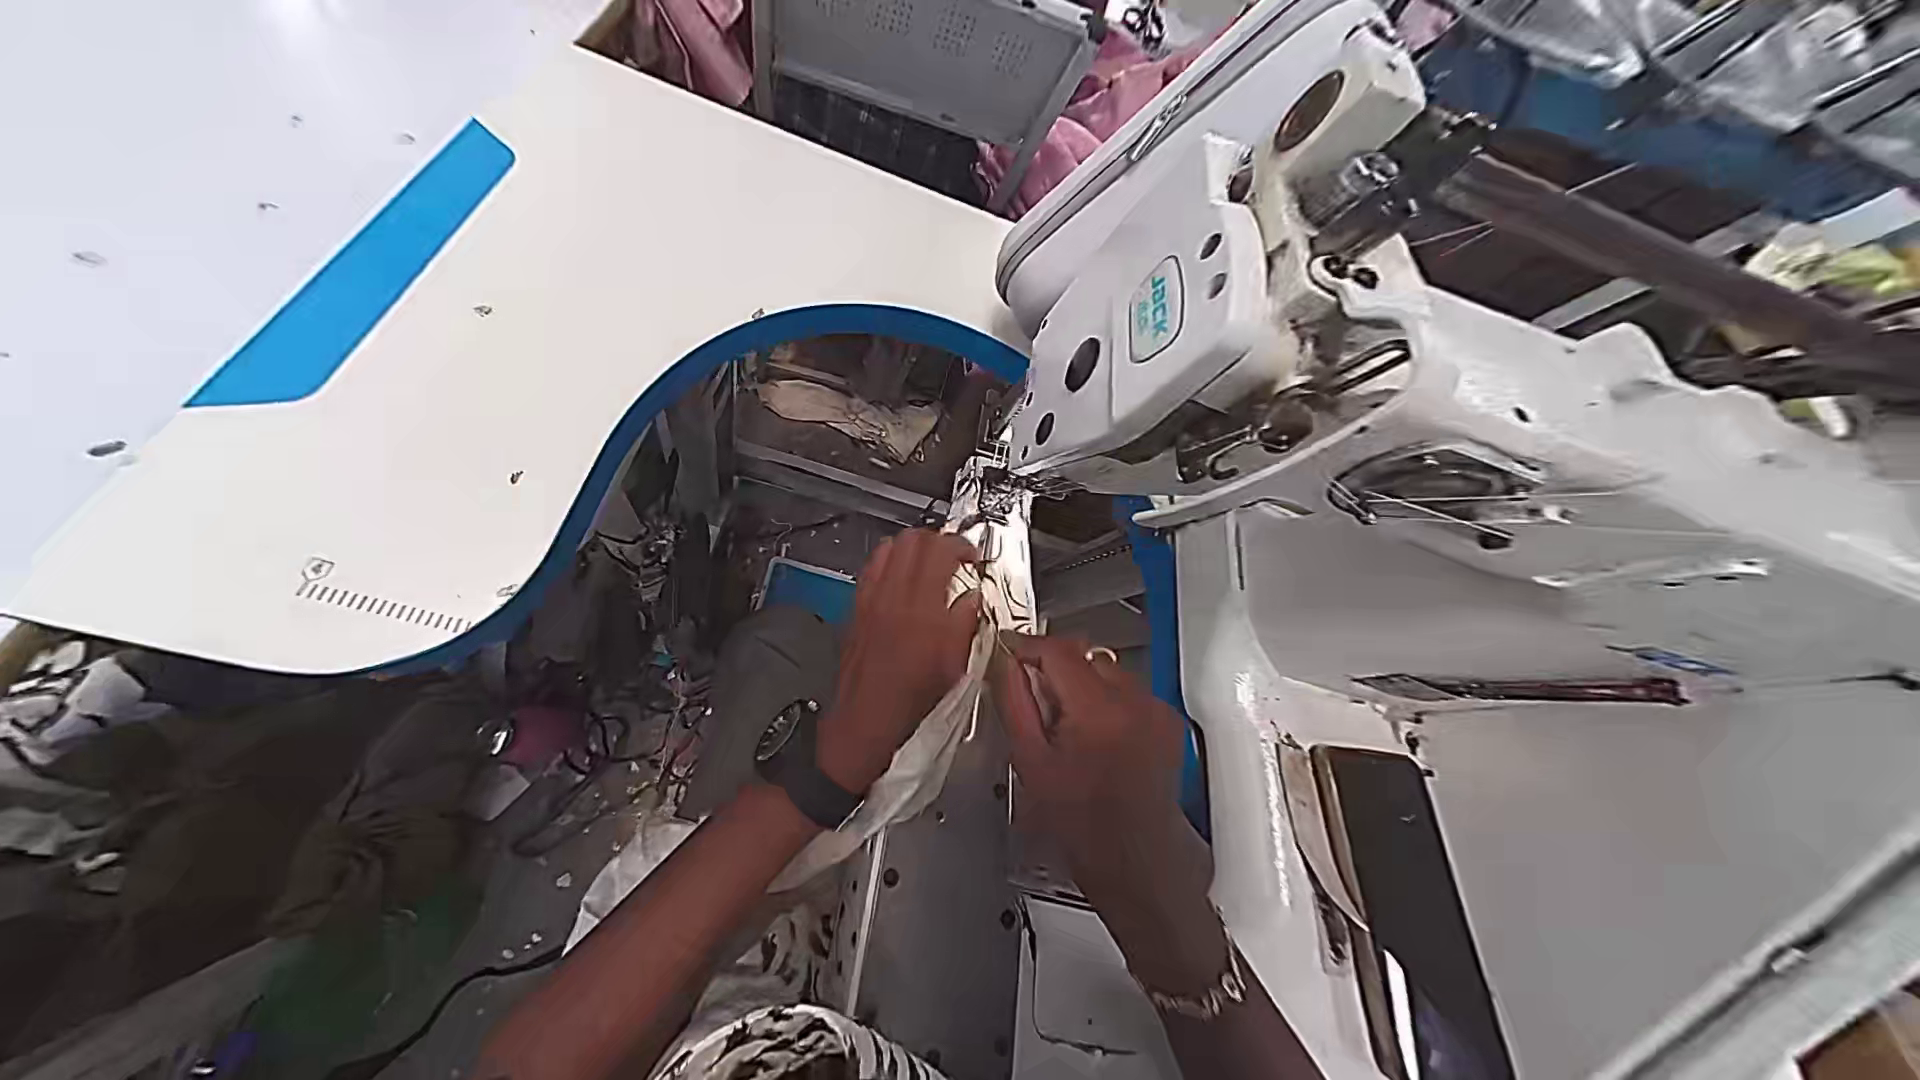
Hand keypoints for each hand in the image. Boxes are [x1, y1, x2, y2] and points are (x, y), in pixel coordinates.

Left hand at [816, 529, 980, 793]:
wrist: (865, 717)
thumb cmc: (909, 698)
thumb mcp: (953, 665)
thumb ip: (965, 623)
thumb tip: (972, 599)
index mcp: (922, 607)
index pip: (940, 550)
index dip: (961, 545)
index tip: (970, 556)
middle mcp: (892, 596)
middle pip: (913, 539)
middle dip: (937, 540)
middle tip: (952, 554)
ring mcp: (870, 598)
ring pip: (890, 546)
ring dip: (912, 546)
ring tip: (927, 562)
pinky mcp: (856, 606)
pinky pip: (871, 567)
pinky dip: (889, 561)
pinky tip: (899, 578)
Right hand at [991, 634, 1206, 908]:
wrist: (1136, 861)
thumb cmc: (1084, 826)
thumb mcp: (1031, 761)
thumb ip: (1014, 702)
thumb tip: (1004, 663)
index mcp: (1099, 712)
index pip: (1058, 651)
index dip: (1027, 648)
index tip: (1010, 653)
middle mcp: (1135, 702)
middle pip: (1083, 656)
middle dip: (1055, 670)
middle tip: (1037, 703)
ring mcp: (1156, 710)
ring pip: (1105, 669)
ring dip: (1082, 684)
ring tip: (1069, 727)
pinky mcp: (1167, 720)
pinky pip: (1129, 690)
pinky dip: (1107, 700)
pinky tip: (1096, 736)